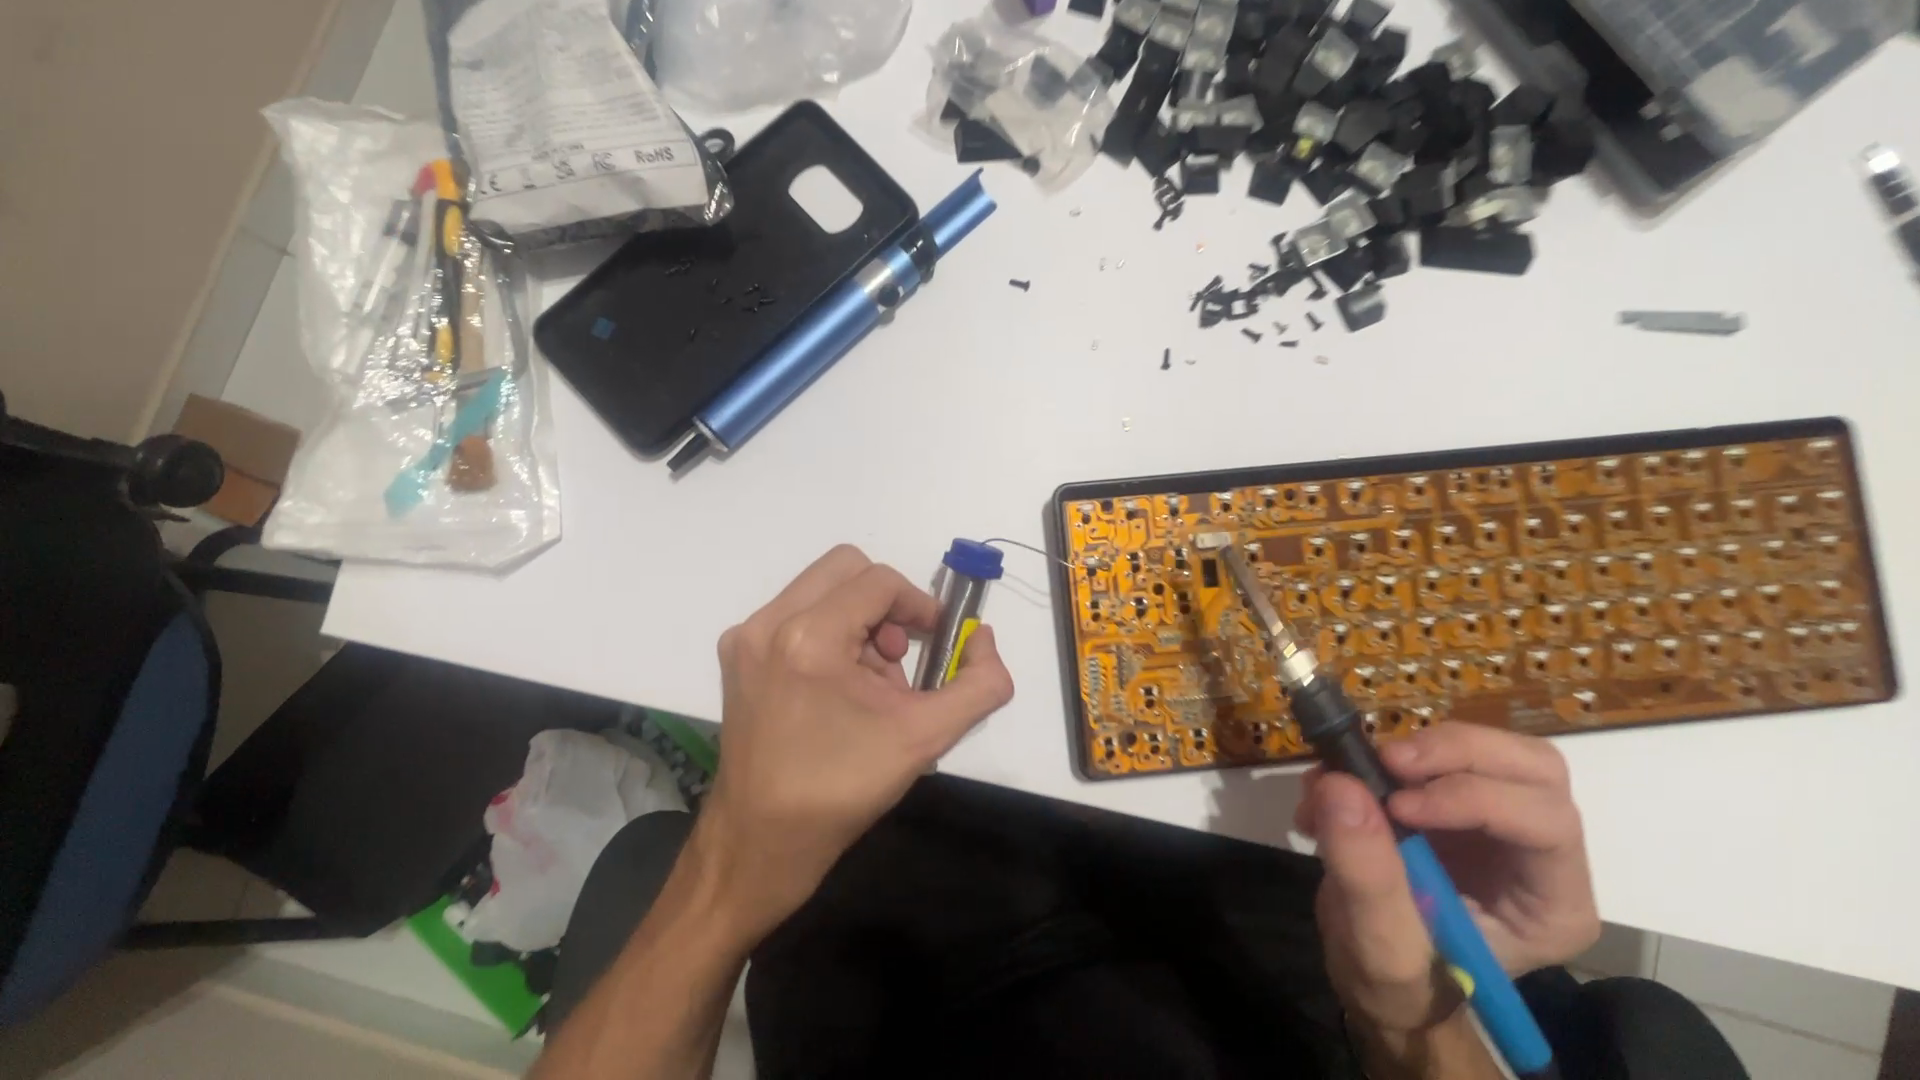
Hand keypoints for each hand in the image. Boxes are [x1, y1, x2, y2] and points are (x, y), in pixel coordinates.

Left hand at [695, 545, 1014, 938]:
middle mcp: (767, 624)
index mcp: (808, 637)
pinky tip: (839, 691)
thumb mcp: (926, 737)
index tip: (937, 640)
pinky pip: (796, 617)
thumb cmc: (842, 790)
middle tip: (899, 659)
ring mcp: (745, 639)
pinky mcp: (737, 657)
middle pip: (845, 569)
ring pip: (821, 592)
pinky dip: (830, 636)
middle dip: (885, 605)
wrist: (762, 841)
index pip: (879, 581)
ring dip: (859, 622)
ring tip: (871, 687)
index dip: (919, 603)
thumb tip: (984, 640)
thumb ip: (979, 684)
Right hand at [1295, 723, 1598, 1056]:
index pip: (1545, 822)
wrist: (1377, 982)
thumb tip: (1338, 784)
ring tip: (1350, 772)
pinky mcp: (1455, 802)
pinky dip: (1381, 757)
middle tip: (1383, 760)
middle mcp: (1542, 855)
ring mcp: (1501, 823)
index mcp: (1552, 903)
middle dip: (1454, 753)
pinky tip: (1336, 787)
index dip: (1472, 797)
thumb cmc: (1397, 985)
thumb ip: (1367, 873)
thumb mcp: (1380, 948)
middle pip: (1530, 769)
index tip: (1398, 804)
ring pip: (1489, 749)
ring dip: (1418, 749)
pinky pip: (1435, 755)